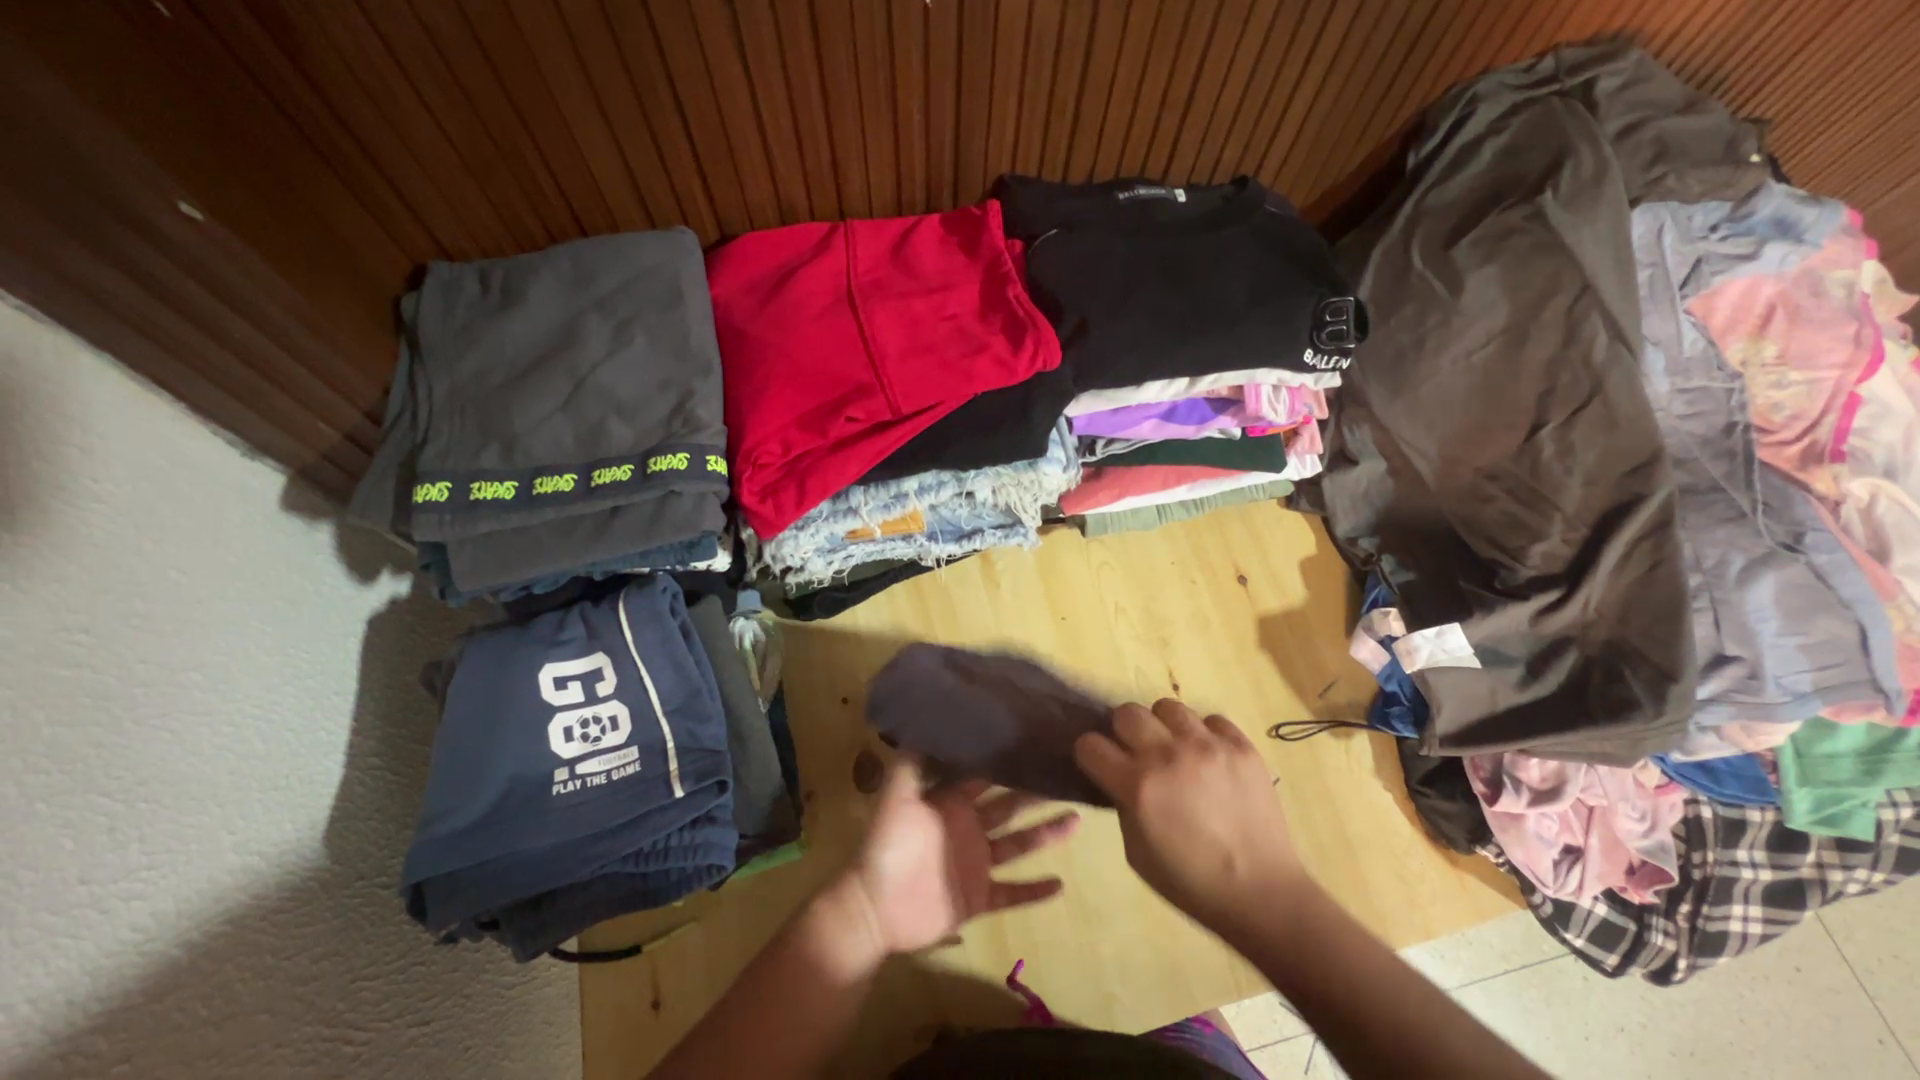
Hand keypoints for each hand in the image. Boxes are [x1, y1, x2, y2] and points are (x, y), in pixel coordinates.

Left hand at [844, 755, 1078, 954]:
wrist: (874, 910)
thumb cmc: (887, 849)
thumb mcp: (896, 799)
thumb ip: (911, 763)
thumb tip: (924, 719)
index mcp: (950, 803)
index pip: (985, 776)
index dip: (1009, 762)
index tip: (1037, 743)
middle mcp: (967, 828)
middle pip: (1009, 807)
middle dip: (1037, 793)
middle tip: (1070, 776)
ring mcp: (975, 864)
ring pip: (1018, 845)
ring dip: (1046, 834)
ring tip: (1078, 820)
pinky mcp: (978, 897)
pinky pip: (1012, 893)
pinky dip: (1034, 891)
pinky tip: (1061, 884)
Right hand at [1074, 699, 1309, 935]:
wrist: (1260, 891)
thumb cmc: (1189, 882)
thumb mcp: (1135, 852)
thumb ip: (1123, 805)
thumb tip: (1120, 779)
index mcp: (1137, 786)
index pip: (1090, 745)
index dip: (1090, 755)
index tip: (1099, 765)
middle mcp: (1169, 755)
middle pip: (1127, 713)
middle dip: (1123, 732)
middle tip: (1135, 754)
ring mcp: (1208, 746)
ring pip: (1168, 707)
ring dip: (1163, 727)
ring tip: (1175, 750)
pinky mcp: (1241, 747)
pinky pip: (1212, 720)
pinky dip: (1204, 735)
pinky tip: (1209, 759)